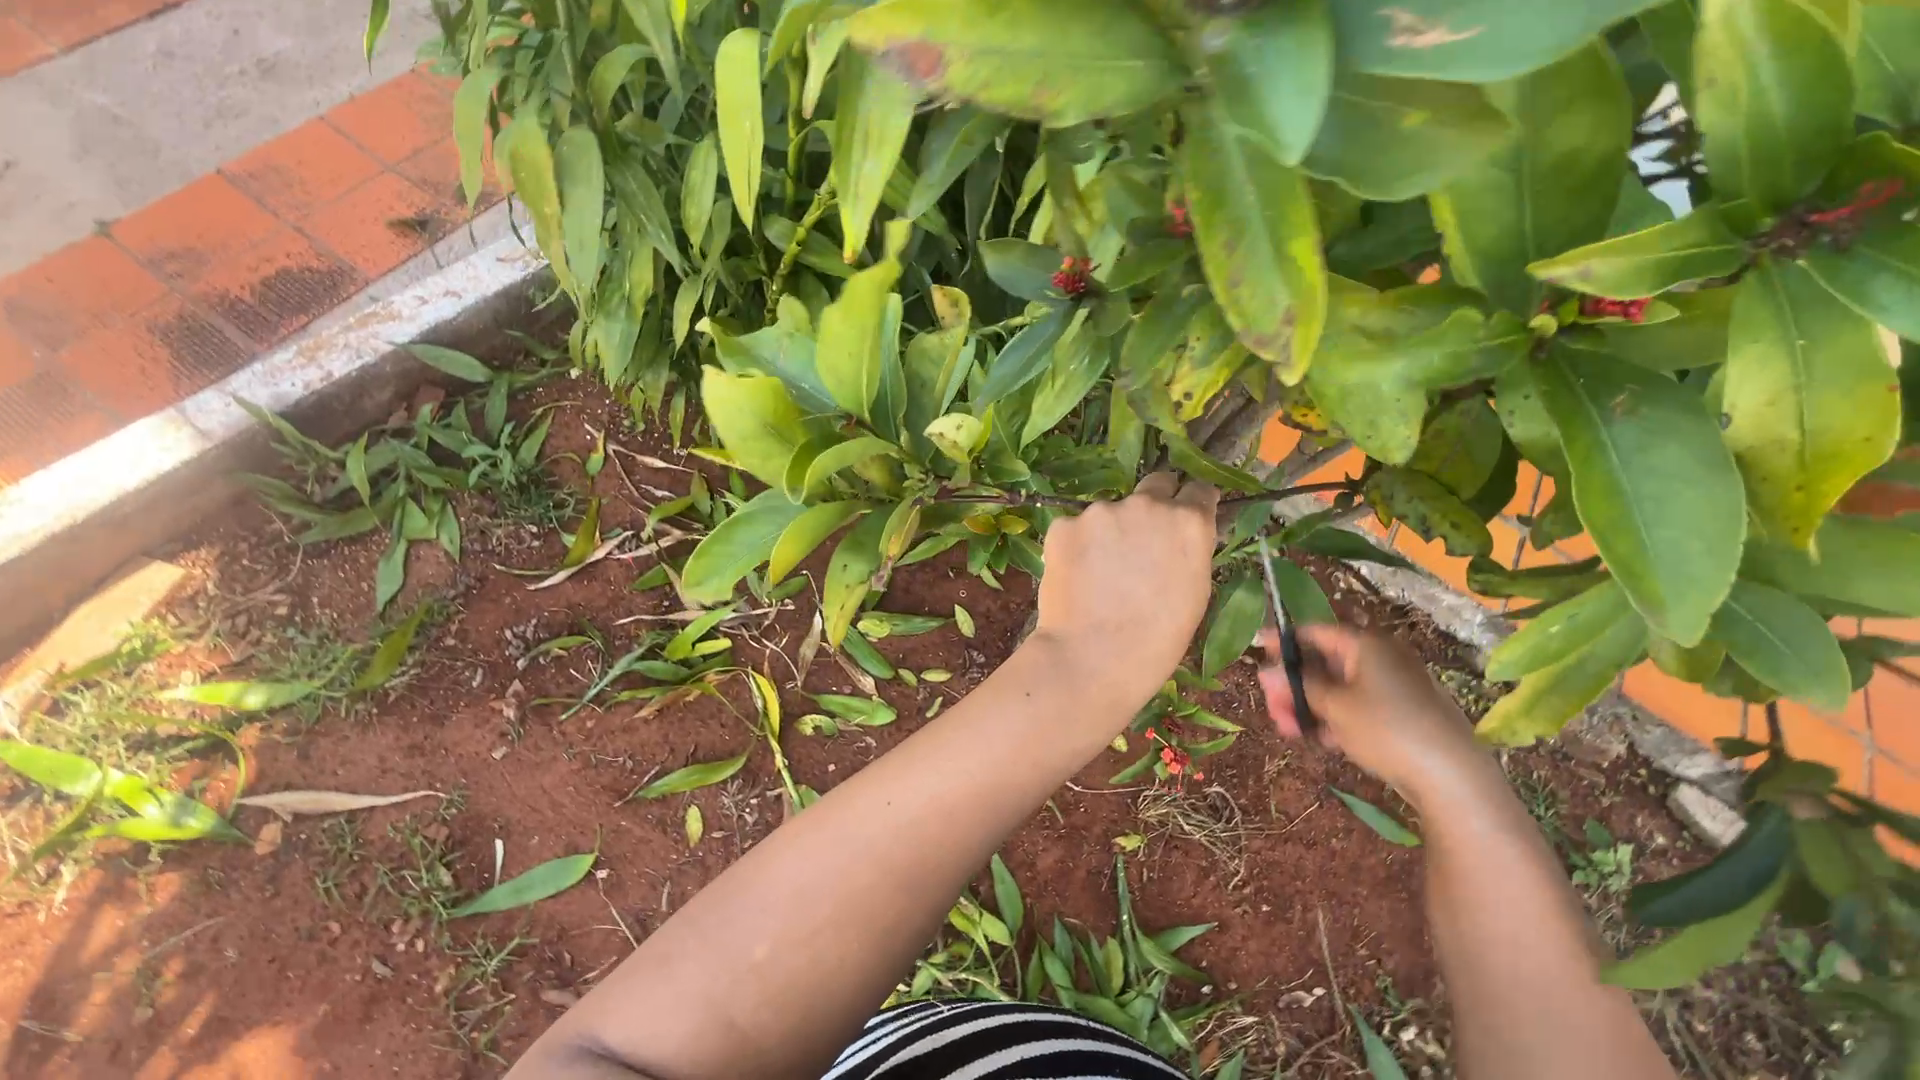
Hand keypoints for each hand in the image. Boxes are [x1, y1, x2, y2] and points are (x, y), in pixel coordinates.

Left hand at [1031, 472, 1219, 713]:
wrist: (1093, 657)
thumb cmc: (1157, 640)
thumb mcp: (1195, 592)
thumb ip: (1189, 551)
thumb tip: (1178, 537)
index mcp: (1189, 522)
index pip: (1197, 490)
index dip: (1191, 502)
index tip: (1184, 515)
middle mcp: (1148, 504)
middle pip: (1156, 485)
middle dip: (1154, 504)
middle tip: (1142, 540)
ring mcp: (1102, 511)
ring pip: (1111, 512)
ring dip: (1110, 531)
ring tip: (1102, 575)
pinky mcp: (1064, 524)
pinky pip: (1075, 529)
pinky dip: (1077, 546)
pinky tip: (1077, 578)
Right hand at [1258, 625, 1499, 809]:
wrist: (1450, 774)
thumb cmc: (1386, 729)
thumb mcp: (1333, 705)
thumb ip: (1298, 685)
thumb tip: (1267, 671)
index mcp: (1365, 645)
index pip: (1315, 631)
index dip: (1284, 640)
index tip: (1256, 649)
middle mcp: (1380, 658)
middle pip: (1323, 663)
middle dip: (1293, 685)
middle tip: (1273, 709)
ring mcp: (1392, 686)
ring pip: (1337, 688)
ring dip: (1310, 706)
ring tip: (1293, 732)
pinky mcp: (1399, 713)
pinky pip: (1356, 707)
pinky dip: (1335, 718)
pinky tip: (1324, 741)